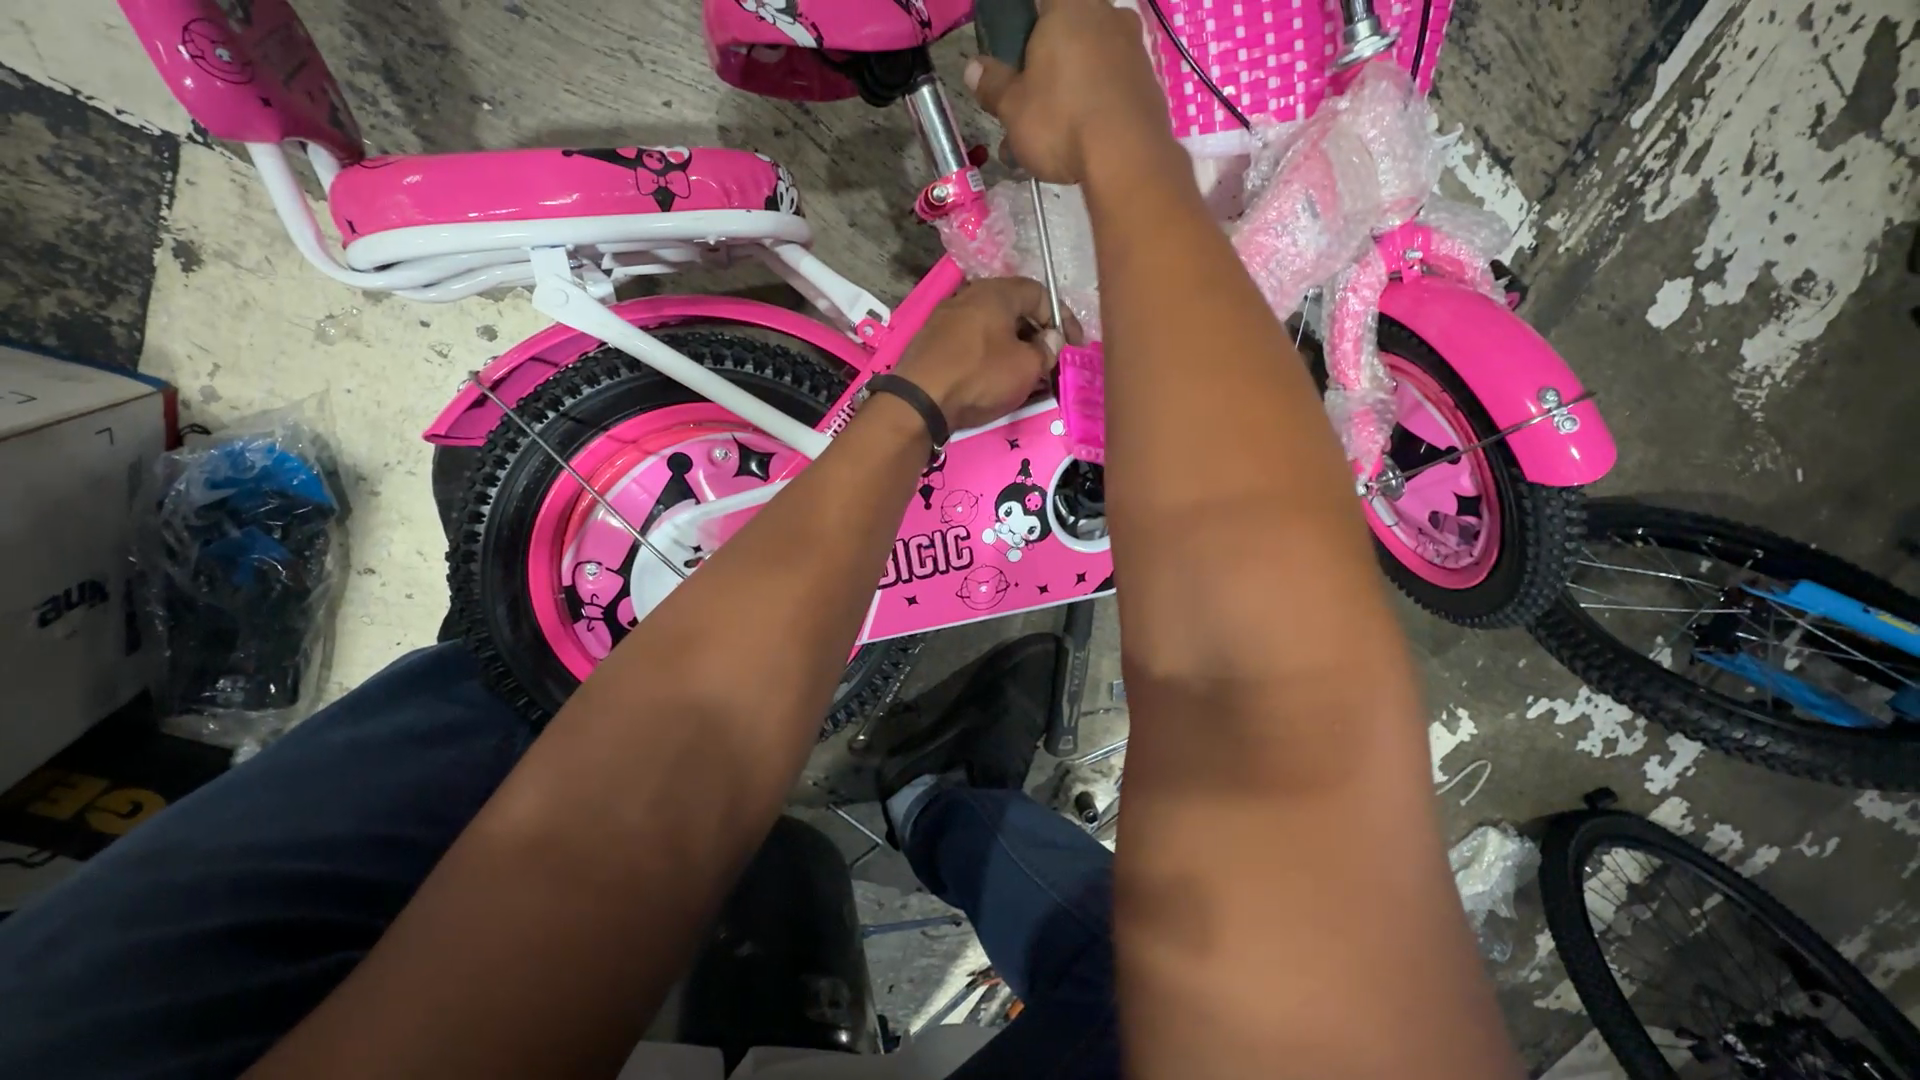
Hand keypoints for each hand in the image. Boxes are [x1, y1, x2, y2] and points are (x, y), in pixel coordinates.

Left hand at [891, 278, 1076, 430]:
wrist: (918, 400)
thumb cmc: (979, 376)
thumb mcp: (1026, 367)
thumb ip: (1046, 350)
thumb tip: (1051, 340)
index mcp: (996, 292)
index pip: (1040, 293)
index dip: (1062, 319)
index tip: (1073, 344)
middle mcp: (969, 295)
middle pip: (1014, 308)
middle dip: (1037, 334)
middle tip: (1050, 360)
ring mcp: (946, 317)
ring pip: (991, 326)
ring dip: (1013, 347)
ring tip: (1025, 373)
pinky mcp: (932, 341)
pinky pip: (972, 341)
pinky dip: (989, 355)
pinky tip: (994, 377)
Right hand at [965, 0, 1175, 184]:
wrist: (1127, 158)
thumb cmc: (1061, 120)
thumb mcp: (1013, 107)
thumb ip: (993, 84)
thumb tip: (973, 68)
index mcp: (1069, 6)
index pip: (1041, 0)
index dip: (1024, 21)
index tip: (1015, 49)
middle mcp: (1107, 16)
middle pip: (1069, 31)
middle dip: (1046, 65)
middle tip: (1026, 101)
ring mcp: (1133, 49)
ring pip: (1089, 63)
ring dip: (1066, 93)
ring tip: (1043, 139)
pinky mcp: (1149, 84)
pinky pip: (1110, 88)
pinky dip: (1091, 108)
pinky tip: (1076, 144)